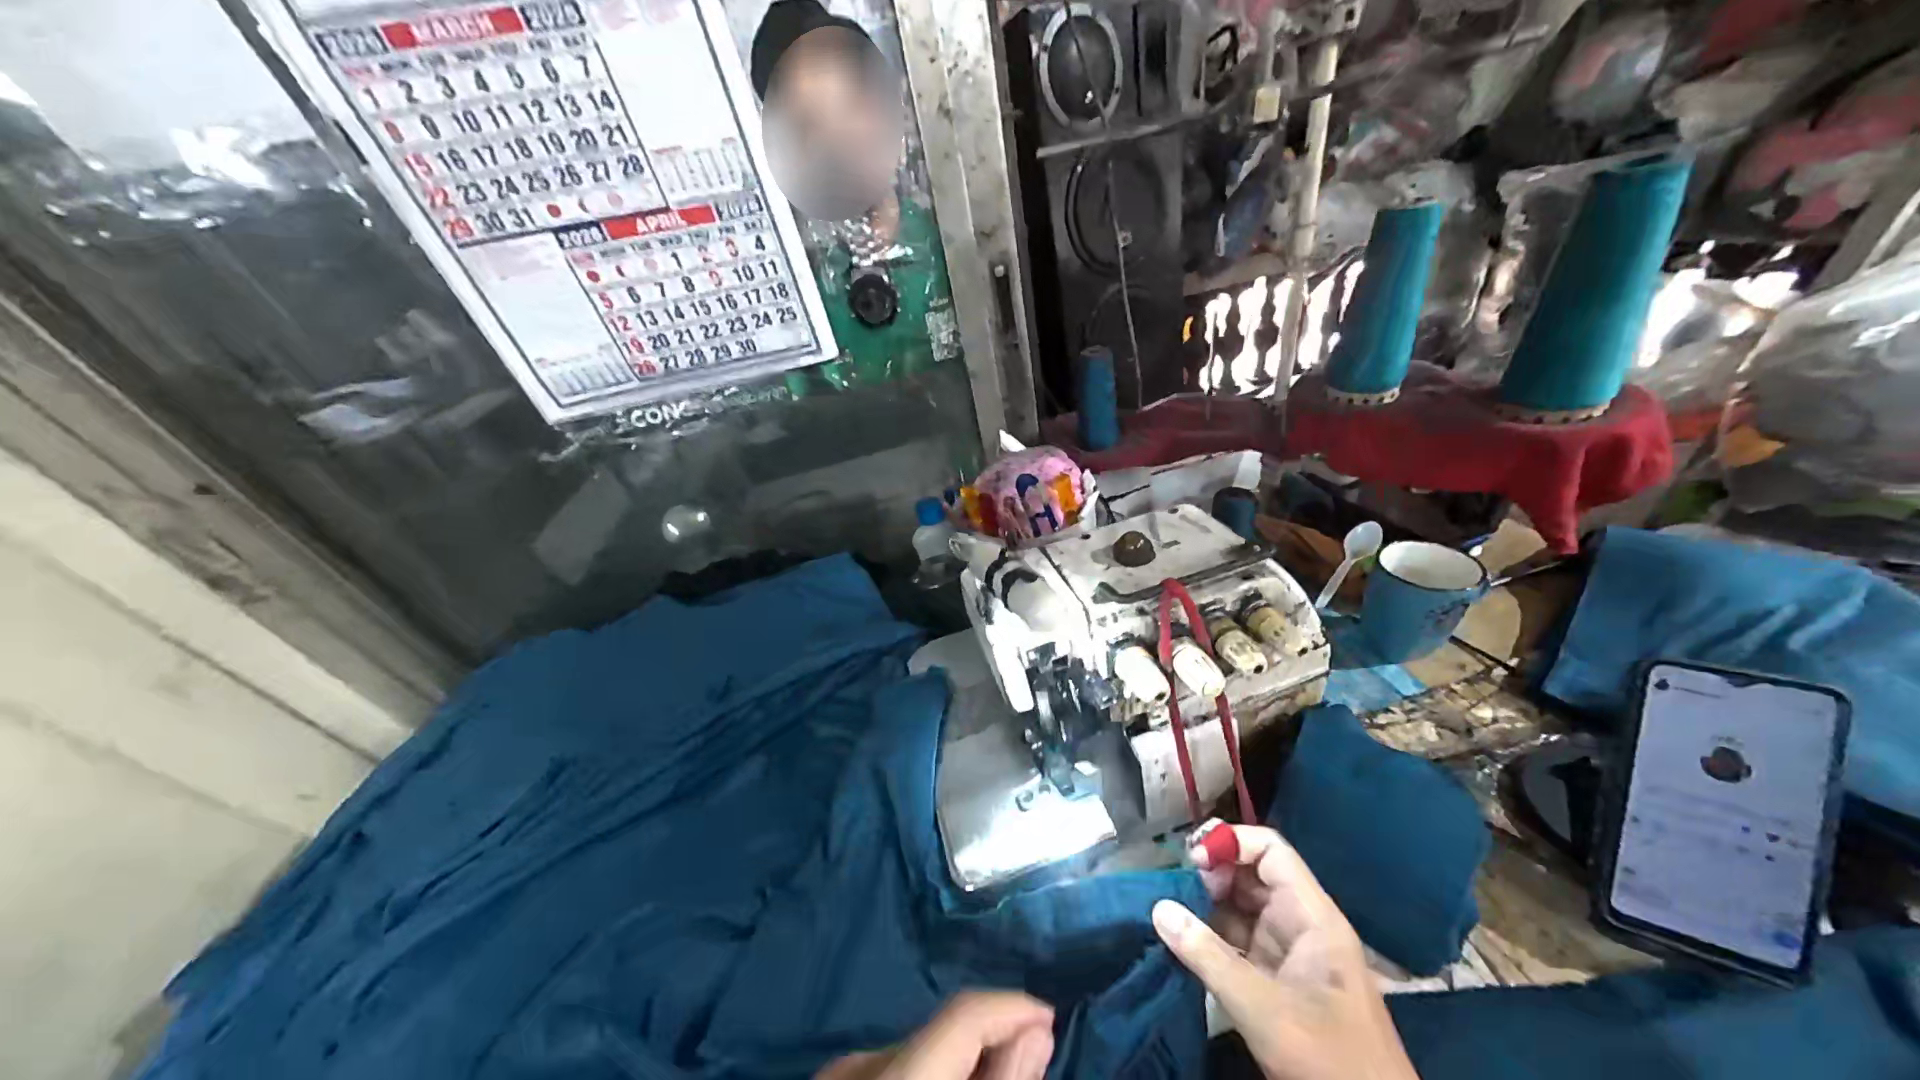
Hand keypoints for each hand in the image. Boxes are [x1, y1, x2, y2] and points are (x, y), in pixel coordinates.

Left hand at [814, 991, 1055, 1079]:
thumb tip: (1036, 1030)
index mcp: (897, 1072)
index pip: (964, 1012)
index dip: (1014, 1006)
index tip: (1053, 1019)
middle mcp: (861, 1058)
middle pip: (943, 1031)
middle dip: (992, 1039)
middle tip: (1029, 1064)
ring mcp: (839, 1070)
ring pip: (917, 1050)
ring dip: (959, 1061)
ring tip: (991, 1072)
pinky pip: (892, 1067)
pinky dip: (927, 1072)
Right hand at [1152, 823, 1418, 1079]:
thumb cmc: (1328, 1060)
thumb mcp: (1263, 1007)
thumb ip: (1208, 956)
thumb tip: (1159, 909)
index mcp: (1312, 917)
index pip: (1271, 852)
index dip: (1231, 843)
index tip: (1191, 859)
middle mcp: (1301, 925)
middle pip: (1253, 875)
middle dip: (1212, 874)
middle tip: (1175, 888)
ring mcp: (1290, 954)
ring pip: (1242, 908)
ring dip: (1207, 905)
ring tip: (1170, 910)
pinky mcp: (1277, 982)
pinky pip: (1239, 941)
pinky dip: (1211, 936)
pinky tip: (1182, 940)